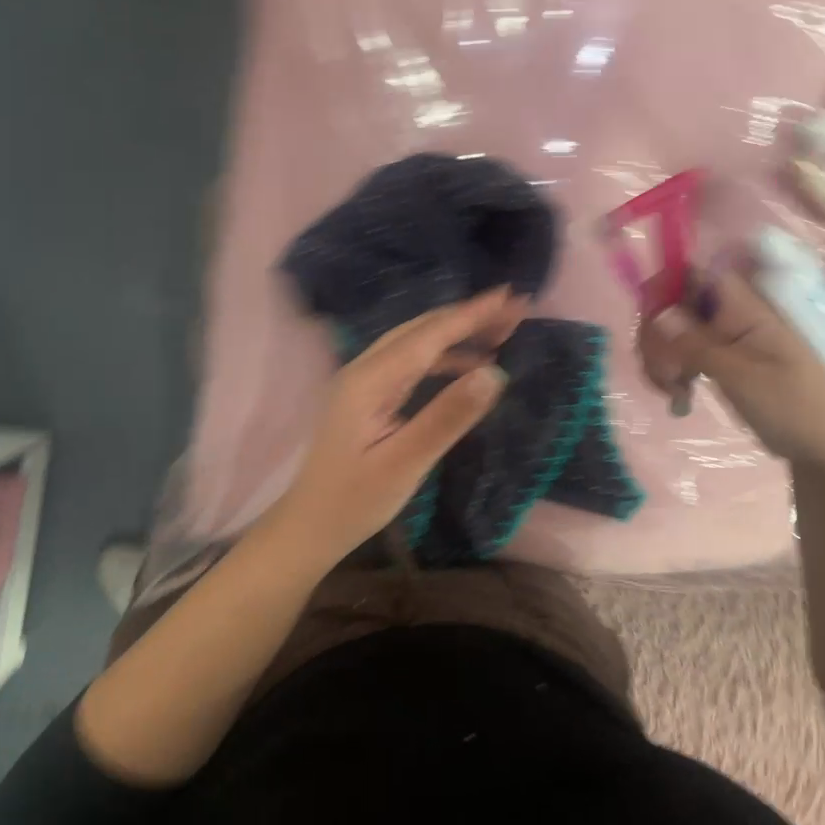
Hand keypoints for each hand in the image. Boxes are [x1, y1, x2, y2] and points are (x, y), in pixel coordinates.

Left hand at [261, 288, 519, 565]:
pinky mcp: (369, 398)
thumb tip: (494, 373)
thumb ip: (447, 416)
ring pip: (416, 344)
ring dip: (458, 335)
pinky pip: (411, 364)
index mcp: (369, 380)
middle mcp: (364, 371)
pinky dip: (443, 358)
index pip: (428, 335)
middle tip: (515, 311)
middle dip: (469, 317)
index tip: (510, 296)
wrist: (310, 528)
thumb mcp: (405, 463)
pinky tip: (468, 367)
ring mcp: (364, 383)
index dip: (471, 314)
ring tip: (501, 335)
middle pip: (422, 330)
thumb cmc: (354, 501)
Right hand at [639, 271, 824, 477]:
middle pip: (674, 304)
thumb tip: (657, 312)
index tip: (650, 328)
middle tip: (663, 377)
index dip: (663, 290)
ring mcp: (726, 339)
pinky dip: (673, 373)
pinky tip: (679, 399)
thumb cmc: (791, 408)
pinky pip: (684, 354)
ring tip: (673, 394)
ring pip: (673, 332)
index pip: (692, 274)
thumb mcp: (740, 377)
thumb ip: (696, 343)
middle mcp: (731, 315)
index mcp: (743, 307)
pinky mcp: (722, 361)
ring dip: (662, 360)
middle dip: (656, 337)